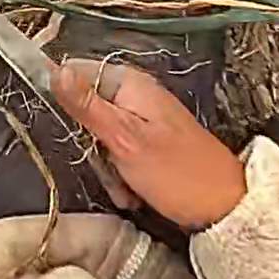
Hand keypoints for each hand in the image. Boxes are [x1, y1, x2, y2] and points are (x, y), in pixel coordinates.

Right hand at [50, 58, 246, 230]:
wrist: (225, 209)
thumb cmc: (175, 171)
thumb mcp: (123, 138)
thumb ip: (86, 104)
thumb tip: (53, 69)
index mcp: (127, 81)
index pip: (76, 72)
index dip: (67, 99)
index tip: (72, 128)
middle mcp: (133, 92)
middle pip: (87, 107)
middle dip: (92, 143)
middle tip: (109, 165)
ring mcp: (142, 116)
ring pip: (101, 134)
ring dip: (107, 164)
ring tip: (126, 184)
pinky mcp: (149, 139)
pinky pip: (119, 150)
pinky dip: (122, 171)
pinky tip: (135, 189)